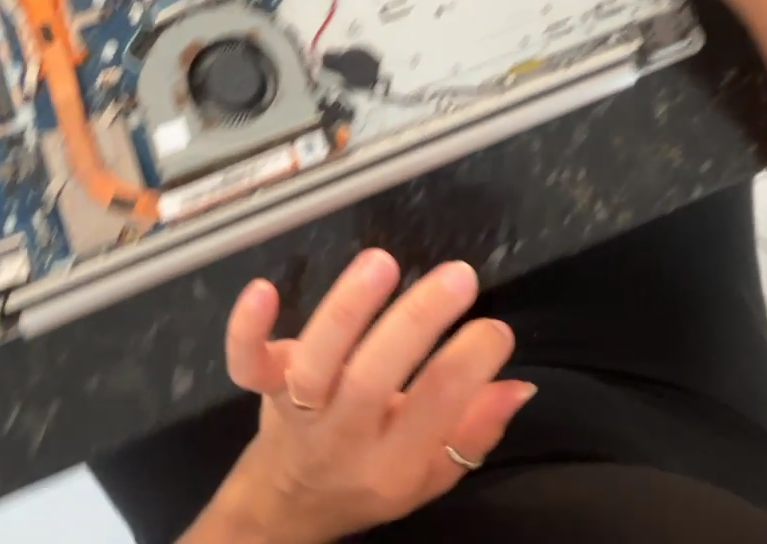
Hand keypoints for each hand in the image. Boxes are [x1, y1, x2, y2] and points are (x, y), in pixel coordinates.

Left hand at [184, 250, 536, 543]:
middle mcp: (344, 434)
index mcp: (393, 460)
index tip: (496, 327)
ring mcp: (299, 409)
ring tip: (382, 263)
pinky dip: (248, 329)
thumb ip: (476, 430)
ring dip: (348, 310)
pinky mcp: (263, 385)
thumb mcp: (431, 475)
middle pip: (376, 379)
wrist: (287, 502)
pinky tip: (264, 288)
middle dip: (419, 322)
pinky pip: (248, 363)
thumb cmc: (368, 476)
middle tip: (459, 277)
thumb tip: (519, 384)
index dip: (471, 363)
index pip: (438, 408)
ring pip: (318, 361)